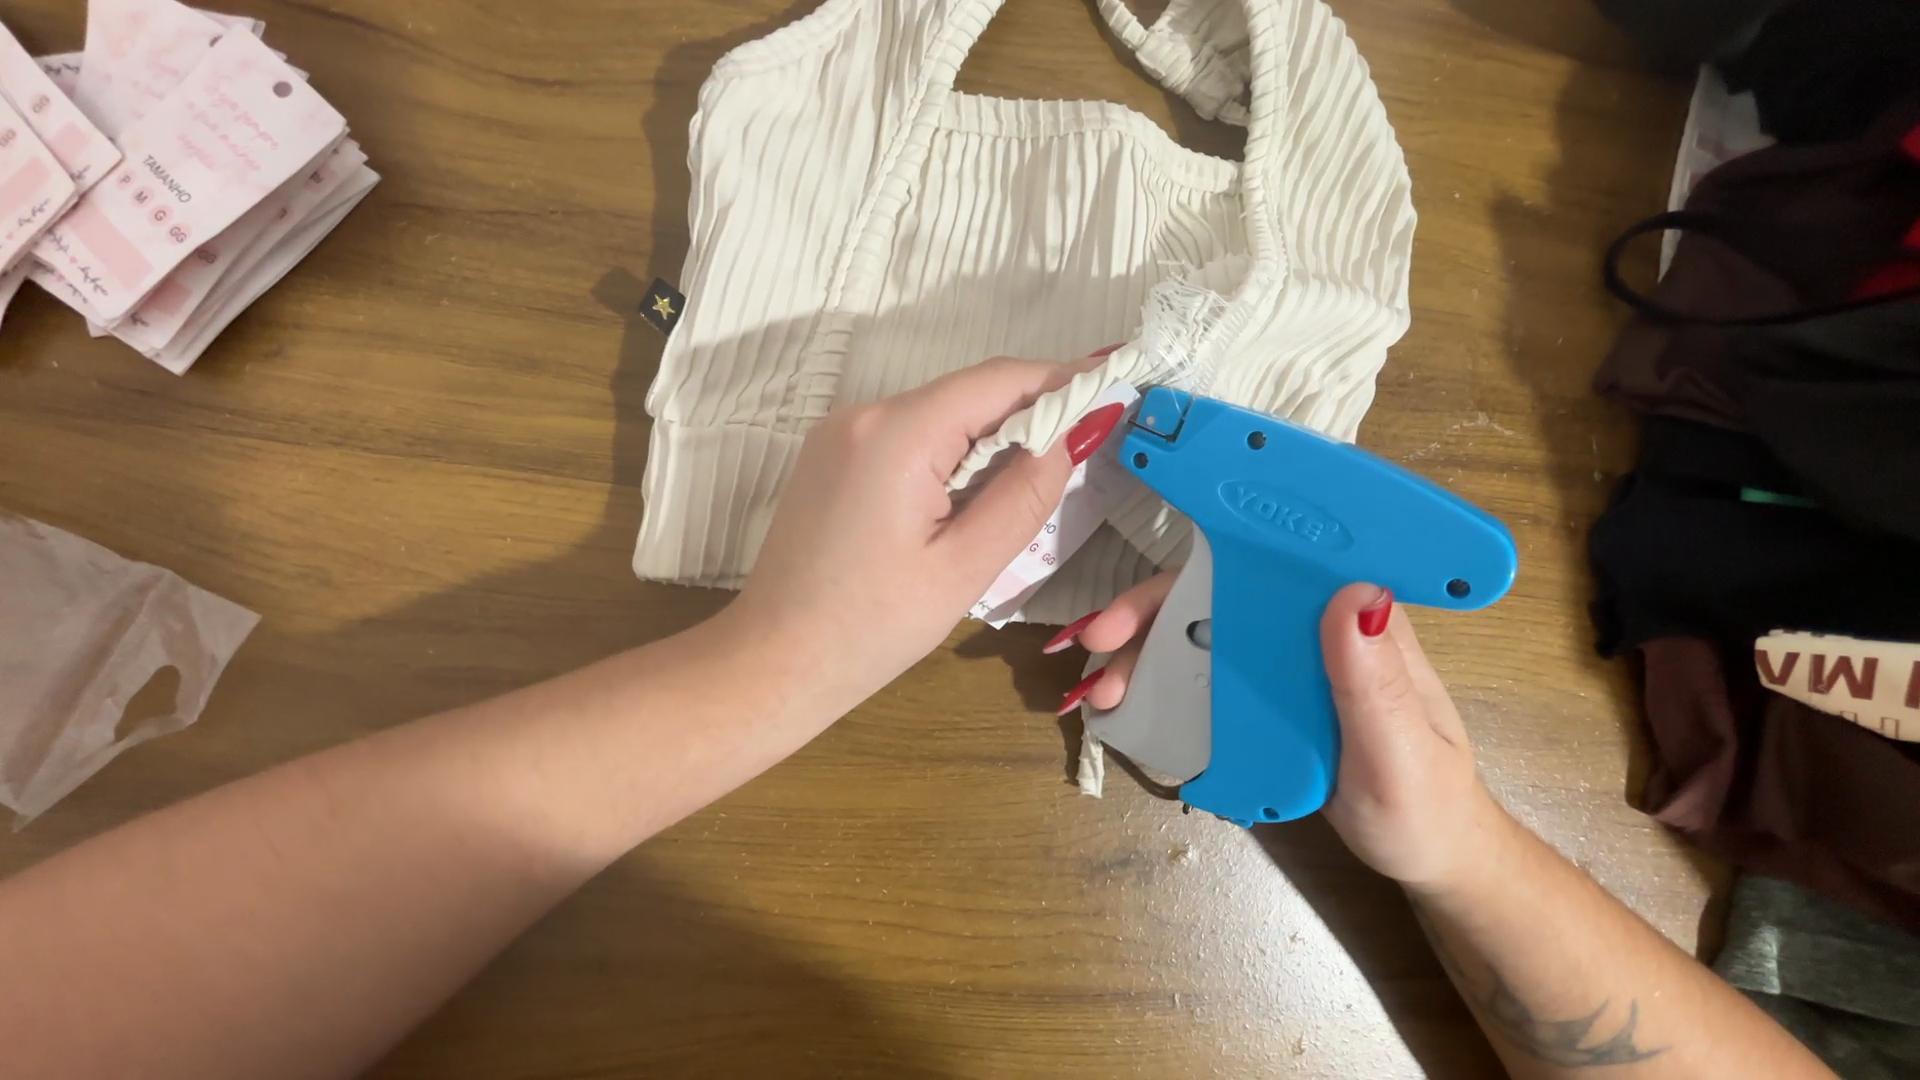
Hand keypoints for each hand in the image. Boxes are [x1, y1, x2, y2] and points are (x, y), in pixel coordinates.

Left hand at [722, 355, 1124, 722]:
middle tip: (1089, 437)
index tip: (1113, 388)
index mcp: (896, 434)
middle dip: (1031, 409)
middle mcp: (862, 415)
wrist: (772, 662)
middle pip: (966, 392)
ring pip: (938, 412)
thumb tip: (1076, 434)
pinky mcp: (832, 457)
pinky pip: (908, 435)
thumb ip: (1024, 495)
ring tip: (1043, 466)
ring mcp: (840, 433)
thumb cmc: (869, 628)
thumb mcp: (962, 568)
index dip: (1061, 380)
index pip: (997, 381)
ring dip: (992, 433)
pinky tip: (977, 484)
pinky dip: (953, 448)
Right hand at [1058, 578, 1502, 893]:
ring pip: (1198, 632)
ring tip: (1105, 693)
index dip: (1205, 562)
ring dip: (1142, 652)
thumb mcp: (1401, 752)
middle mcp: (1309, 628)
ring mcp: (1281, 661)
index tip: (1150, 592)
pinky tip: (1125, 703)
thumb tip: (1356, 591)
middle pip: (1217, 594)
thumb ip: (1377, 685)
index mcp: (1354, 622)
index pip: (1275, 565)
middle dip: (1148, 611)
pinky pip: (1200, 672)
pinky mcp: (1261, 694)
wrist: (1422, 855)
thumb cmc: (1425, 806)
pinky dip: (1154, 680)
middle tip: (1096, 641)